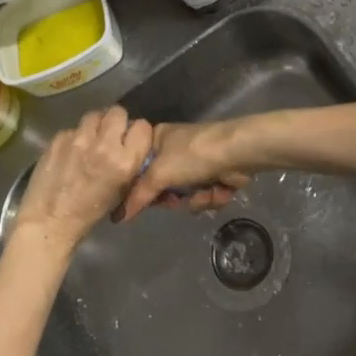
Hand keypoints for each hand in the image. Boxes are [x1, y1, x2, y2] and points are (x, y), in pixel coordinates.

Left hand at [14, 106, 151, 249]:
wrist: (48, 223)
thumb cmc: (88, 214)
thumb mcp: (121, 191)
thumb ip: (130, 164)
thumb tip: (131, 146)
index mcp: (124, 162)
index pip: (142, 127)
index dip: (137, 133)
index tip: (130, 141)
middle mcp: (104, 145)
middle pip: (118, 112)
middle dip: (116, 123)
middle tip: (108, 137)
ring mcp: (79, 139)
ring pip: (95, 115)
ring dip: (95, 126)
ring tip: (88, 141)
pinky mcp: (59, 138)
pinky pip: (73, 128)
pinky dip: (74, 137)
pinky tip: (69, 153)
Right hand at [118, 121, 253, 222]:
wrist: (236, 153)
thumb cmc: (193, 155)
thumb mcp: (159, 173)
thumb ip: (138, 195)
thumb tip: (119, 216)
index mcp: (157, 139)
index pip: (138, 168)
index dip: (139, 188)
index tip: (140, 203)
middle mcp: (174, 151)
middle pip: (162, 187)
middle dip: (174, 198)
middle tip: (175, 200)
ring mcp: (195, 164)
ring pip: (184, 197)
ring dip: (196, 200)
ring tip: (204, 192)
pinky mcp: (213, 176)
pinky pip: (203, 197)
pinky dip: (211, 197)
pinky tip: (219, 190)